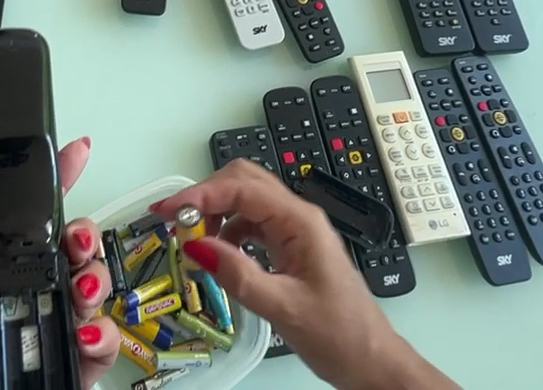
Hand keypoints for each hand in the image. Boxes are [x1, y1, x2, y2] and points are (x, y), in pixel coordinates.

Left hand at [0, 136, 120, 389]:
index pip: (32, 220)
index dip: (58, 182)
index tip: (79, 151)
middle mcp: (29, 297)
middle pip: (73, 249)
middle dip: (84, 235)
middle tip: (76, 240)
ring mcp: (53, 331)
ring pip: (94, 289)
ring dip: (94, 282)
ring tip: (80, 294)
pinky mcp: (72, 368)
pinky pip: (104, 343)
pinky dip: (104, 336)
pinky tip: (85, 337)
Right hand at [157, 160, 461, 389]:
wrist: (375, 362)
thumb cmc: (340, 336)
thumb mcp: (284, 310)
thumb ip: (239, 276)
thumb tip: (196, 246)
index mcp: (299, 221)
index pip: (241, 189)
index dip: (201, 195)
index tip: (168, 211)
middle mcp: (296, 215)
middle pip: (243, 180)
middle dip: (206, 195)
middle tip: (176, 222)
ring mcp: (293, 228)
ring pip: (245, 198)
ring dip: (215, 210)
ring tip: (193, 239)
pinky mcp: (289, 244)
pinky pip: (252, 221)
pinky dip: (227, 228)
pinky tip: (218, 252)